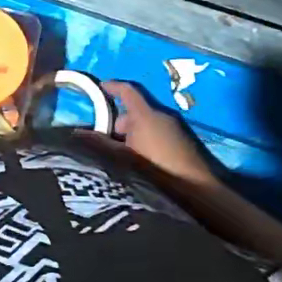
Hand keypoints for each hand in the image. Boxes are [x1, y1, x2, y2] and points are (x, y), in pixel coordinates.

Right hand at [99, 81, 218, 192]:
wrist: (200, 194)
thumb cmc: (157, 170)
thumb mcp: (123, 158)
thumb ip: (101, 145)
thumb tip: (81, 135)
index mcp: (146, 115)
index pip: (128, 90)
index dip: (112, 86)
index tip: (99, 87)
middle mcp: (163, 117)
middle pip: (137, 110)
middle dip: (119, 119)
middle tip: (105, 137)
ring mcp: (178, 131)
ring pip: (149, 124)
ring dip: (133, 133)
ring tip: (120, 154)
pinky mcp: (186, 146)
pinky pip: (159, 135)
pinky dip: (146, 141)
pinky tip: (141, 162)